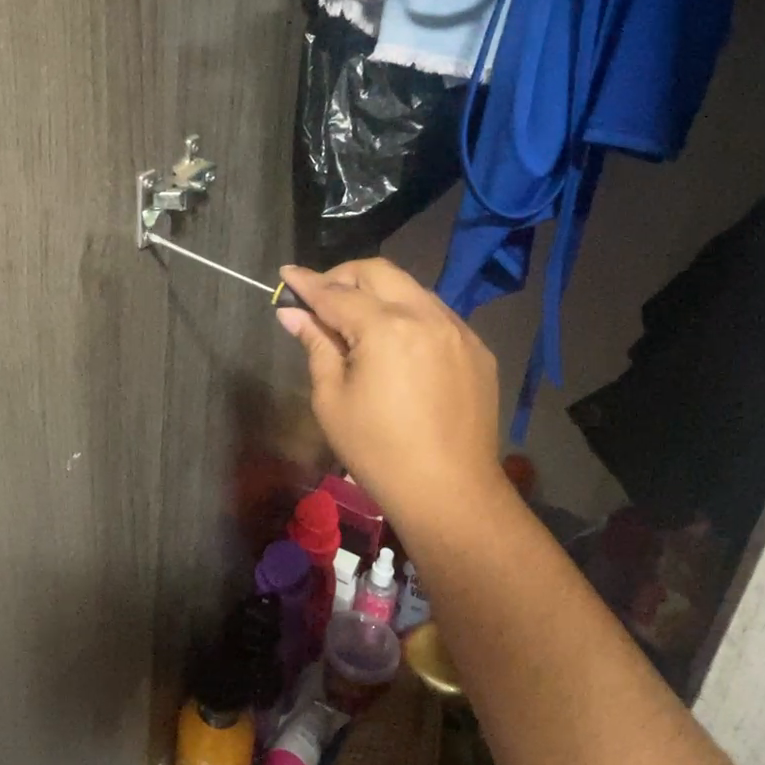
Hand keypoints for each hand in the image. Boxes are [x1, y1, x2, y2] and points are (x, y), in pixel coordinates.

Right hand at [276, 259, 502, 511]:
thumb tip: (292, 313)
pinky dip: (409, 315)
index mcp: (385, 328)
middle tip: (322, 297)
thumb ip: (316, 346)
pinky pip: (436, 315)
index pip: (336, 293)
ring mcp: (457, 330)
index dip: (307, 282)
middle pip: (378, 272)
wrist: (450, 492)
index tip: (287, 273)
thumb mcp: (332, 399)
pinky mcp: (476, 349)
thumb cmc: (377, 450)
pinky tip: (397, 345)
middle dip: (344, 276)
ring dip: (379, 294)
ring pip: (410, 289)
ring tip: (357, 321)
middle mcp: (425, 316)